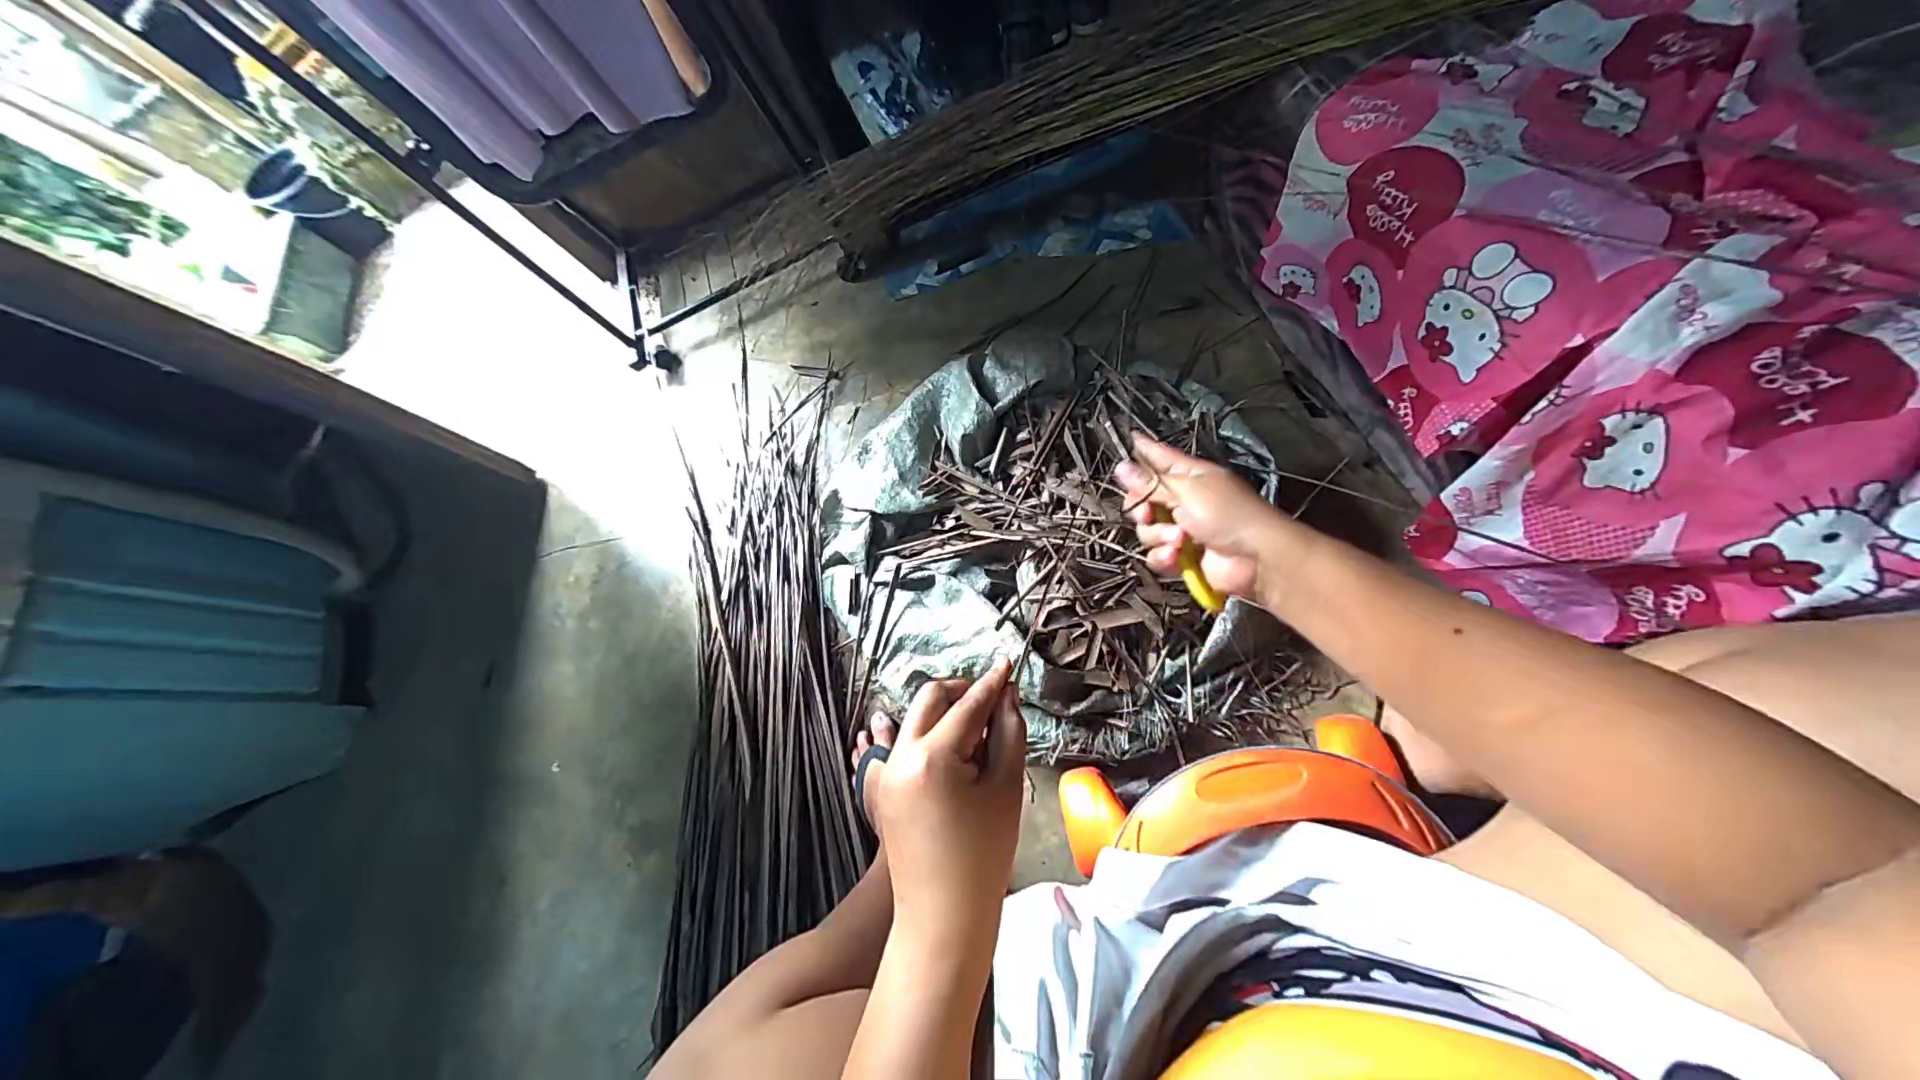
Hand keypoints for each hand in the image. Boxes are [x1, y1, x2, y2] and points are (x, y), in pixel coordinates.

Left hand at [869, 658, 1026, 940]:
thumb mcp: (1007, 788)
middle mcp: (901, 755)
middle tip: (993, 700)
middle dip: (962, 691)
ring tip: (979, 735)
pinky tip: (956, 756)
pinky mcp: (883, 787)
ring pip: (916, 719)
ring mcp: (887, 772)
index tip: (1007, 664)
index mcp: (932, 756)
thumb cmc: (984, 855)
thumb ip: (1009, 732)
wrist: (944, 914)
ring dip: (946, 713)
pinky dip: (931, 737)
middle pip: (931, 698)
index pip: (967, 704)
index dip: (991, 682)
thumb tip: (1006, 696)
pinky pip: (906, 744)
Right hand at [1114, 435, 1307, 607]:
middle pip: (1144, 499)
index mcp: (1191, 475)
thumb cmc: (1232, 516)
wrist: (1255, 559)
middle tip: (1150, 513)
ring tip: (1180, 538)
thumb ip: (1150, 483)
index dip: (1143, 451)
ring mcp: (1184, 529)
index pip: (1160, 457)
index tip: (1129, 440)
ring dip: (1159, 536)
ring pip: (1148, 530)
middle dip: (1143, 509)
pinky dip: (1164, 557)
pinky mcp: (1183, 556)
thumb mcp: (1187, 491)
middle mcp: (1185, 500)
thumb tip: (1122, 467)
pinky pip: (1157, 555)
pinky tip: (1177, 555)